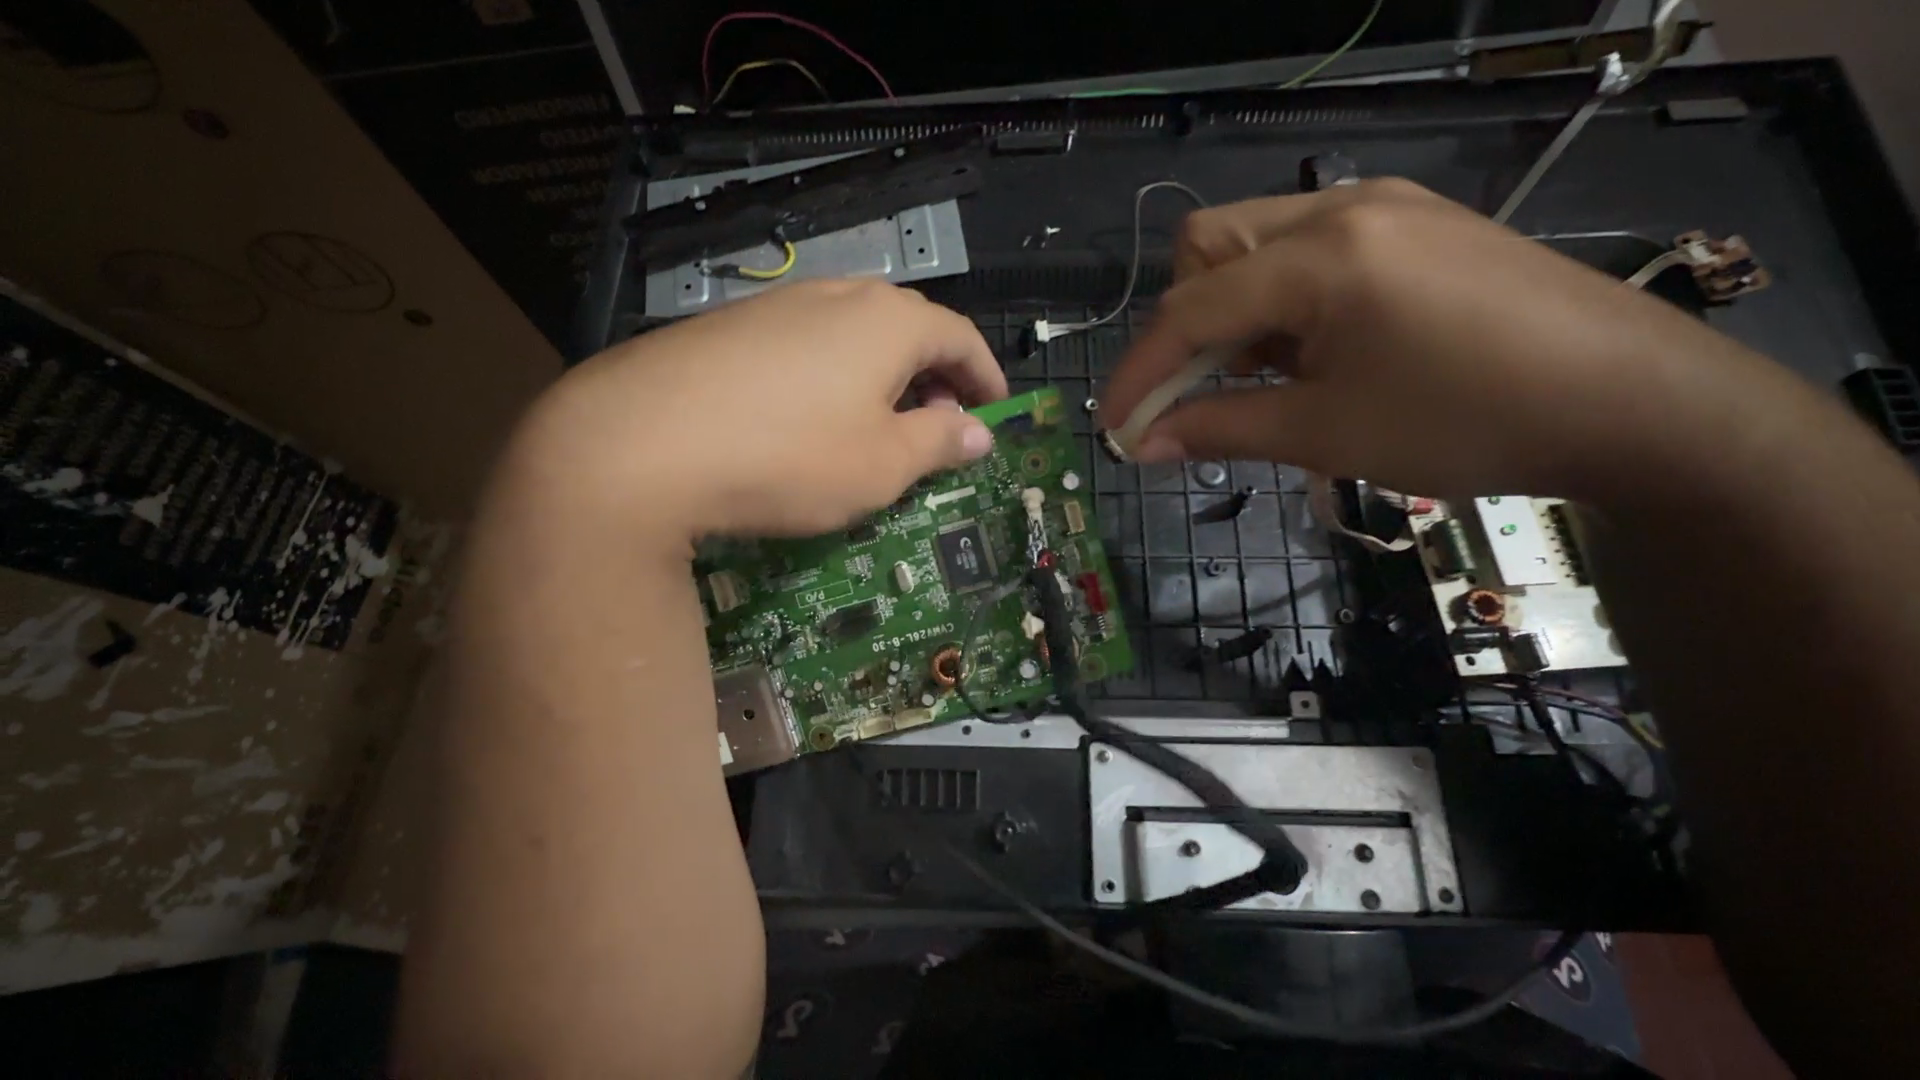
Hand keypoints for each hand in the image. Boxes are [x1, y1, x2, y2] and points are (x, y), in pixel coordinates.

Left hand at [511, 279, 1007, 539]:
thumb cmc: (787, 459)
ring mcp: (775, 306)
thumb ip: (938, 443)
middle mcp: (835, 296)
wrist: (638, 446)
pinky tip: (806, 420)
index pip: (960, 336)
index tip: (995, 411)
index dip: (986, 375)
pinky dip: (828, 378)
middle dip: (933, 375)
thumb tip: (977, 431)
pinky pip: (802, 346)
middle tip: (938, 424)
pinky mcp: (726, 328)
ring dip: (879, 377)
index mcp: (887, 321)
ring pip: (851, 335)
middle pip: (906, 327)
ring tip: (875, 426)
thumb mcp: (880, 466)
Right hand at [1099, 179, 1781, 500]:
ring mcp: (1387, 206)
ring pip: (1258, 238)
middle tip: (1209, 389)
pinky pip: (1313, 244)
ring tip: (1274, 376)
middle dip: (1186, 321)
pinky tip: (1322, 348)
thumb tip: (1144, 443)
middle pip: (1208, 244)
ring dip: (1236, 308)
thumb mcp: (1328, 433)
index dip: (1141, 373)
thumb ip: (1221, 427)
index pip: (1191, 309)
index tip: (1115, 429)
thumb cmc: (1469, 423)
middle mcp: (1343, 206)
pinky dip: (1286, 296)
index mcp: (1320, 256)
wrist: (1633, 401)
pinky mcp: (1419, 221)